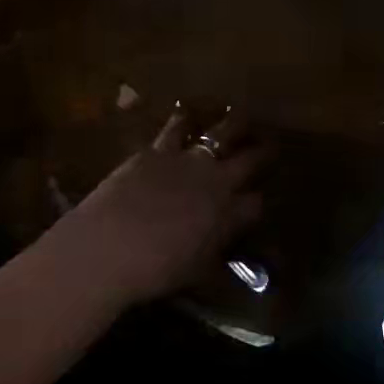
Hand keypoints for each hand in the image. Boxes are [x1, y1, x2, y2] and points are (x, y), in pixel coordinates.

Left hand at [42, 108, 265, 305]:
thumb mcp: (198, 272)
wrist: (112, 244)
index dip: (258, 200)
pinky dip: (185, 119)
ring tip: (237, 115)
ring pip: (218, 133)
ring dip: (231, 124)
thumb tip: (230, 261)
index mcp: (230, 215)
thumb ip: (217, 259)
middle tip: (271, 140)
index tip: (258, 198)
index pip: (256, 203)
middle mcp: (215, 181)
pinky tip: (186, 112)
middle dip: (263, 151)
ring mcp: (186, 160)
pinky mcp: (155, 149)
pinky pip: (176, 127)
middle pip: (249, 159)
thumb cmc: (157, 269)